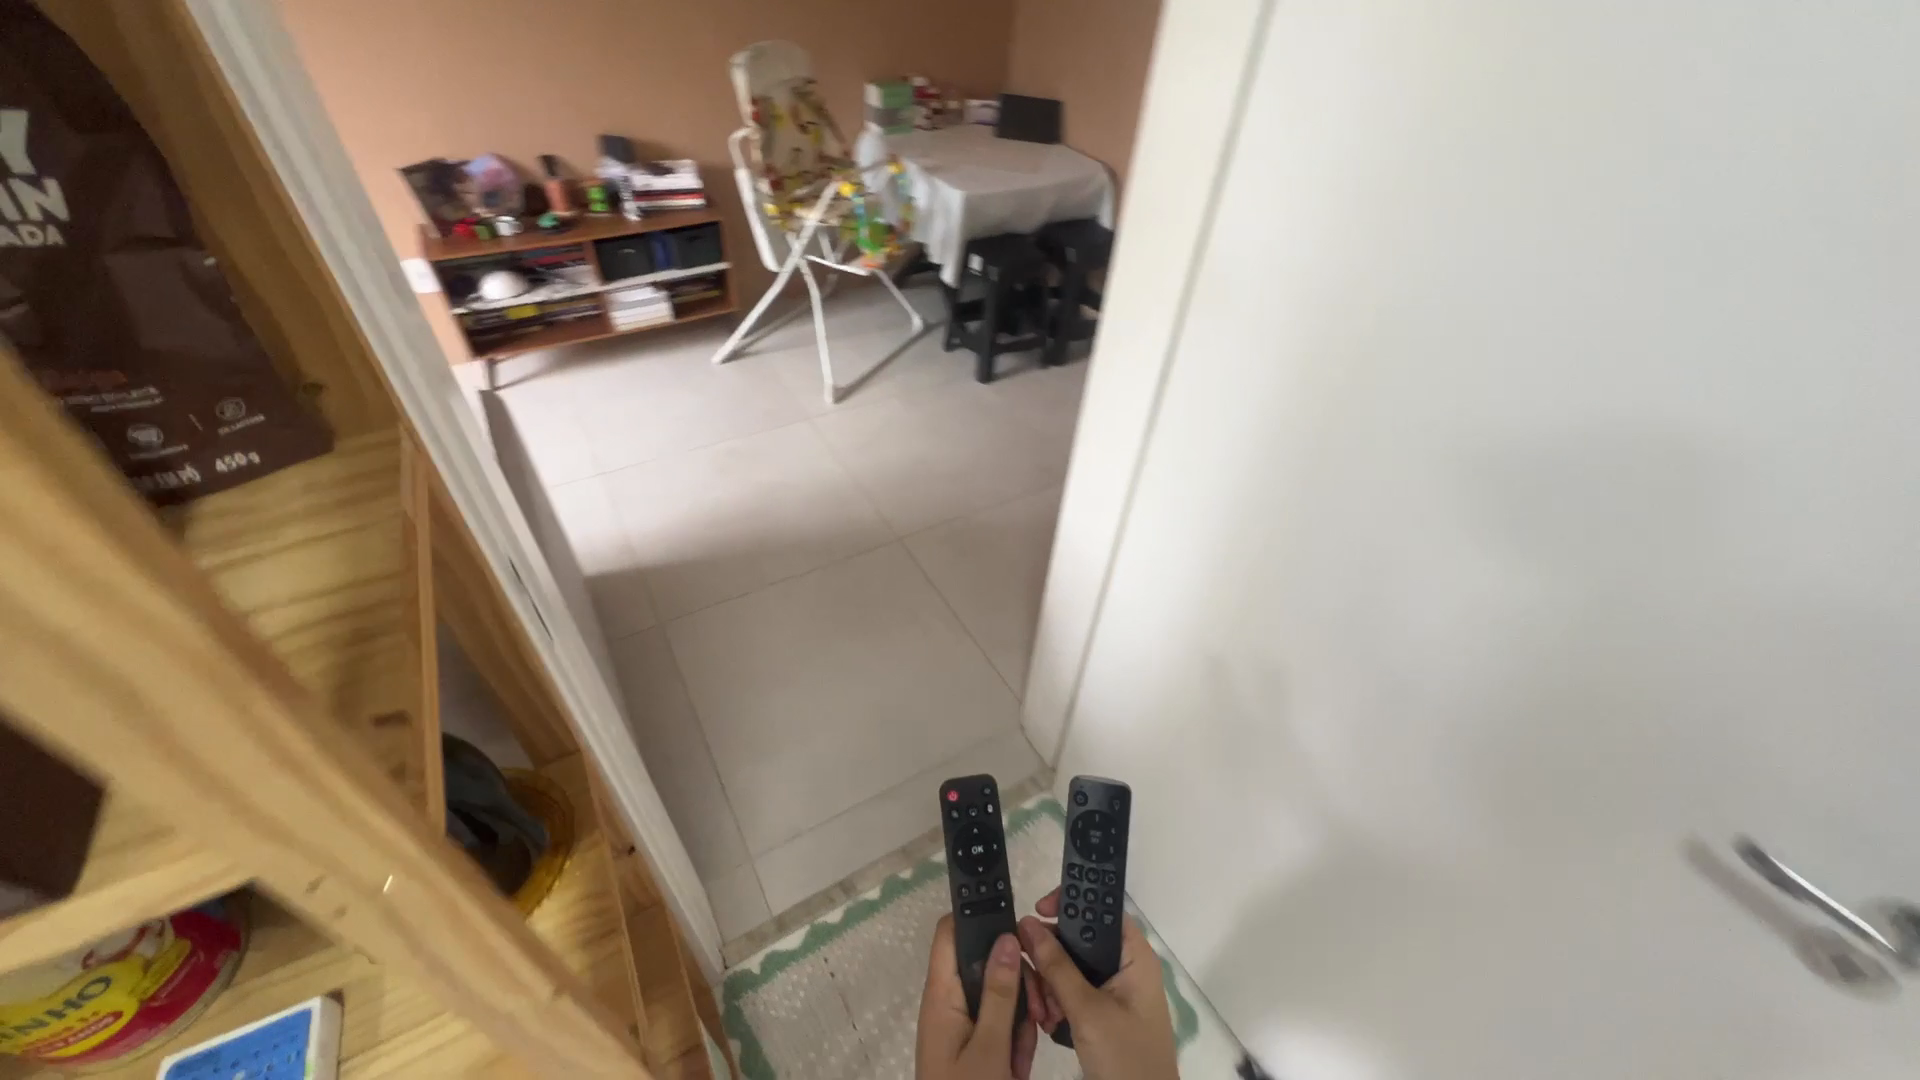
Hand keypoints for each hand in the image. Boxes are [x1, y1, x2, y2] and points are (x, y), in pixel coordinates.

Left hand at [917, 915, 1041, 1079]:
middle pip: (985, 965)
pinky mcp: (971, 1042)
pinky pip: (997, 1024)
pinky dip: (1013, 1040)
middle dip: (1017, 983)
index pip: (951, 932)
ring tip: (1023, 1055)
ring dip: (1019, 1019)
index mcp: (942, 993)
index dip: (978, 917)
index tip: (1017, 925)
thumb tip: (1007, 936)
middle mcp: (949, 1001)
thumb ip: (1000, 993)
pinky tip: (1019, 1065)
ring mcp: (960, 1022)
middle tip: (1040, 1010)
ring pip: (998, 996)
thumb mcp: (990, 1046)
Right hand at [1018, 889, 1180, 1079]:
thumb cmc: (1125, 1058)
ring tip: (1041, 1011)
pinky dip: (1056, 1003)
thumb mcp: (1087, 1010)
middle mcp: (1125, 967)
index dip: (1071, 903)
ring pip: (1071, 968)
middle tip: (1031, 976)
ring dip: (1049, 985)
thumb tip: (1027, 923)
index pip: (1101, 909)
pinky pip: (1073, 992)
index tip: (1038, 910)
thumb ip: (1056, 965)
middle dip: (1051, 958)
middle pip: (1079, 940)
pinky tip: (1047, 1022)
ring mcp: (1115, 992)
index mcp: (1134, 956)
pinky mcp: (1103, 1013)